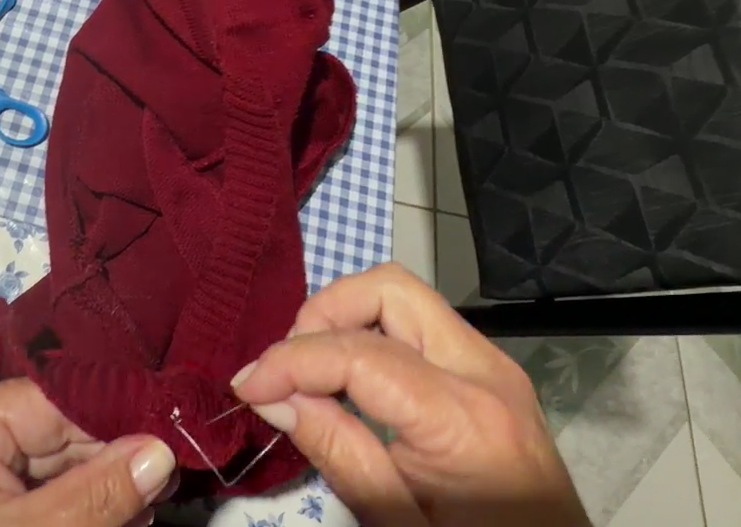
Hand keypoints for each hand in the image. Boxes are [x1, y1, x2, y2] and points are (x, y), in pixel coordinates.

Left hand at [0, 378, 178, 526]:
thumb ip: (95, 495)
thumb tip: (162, 450)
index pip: (59, 399)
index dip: (117, 414)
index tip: (173, 430)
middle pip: (61, 430)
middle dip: (114, 458)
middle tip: (169, 480)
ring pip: (57, 462)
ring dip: (102, 486)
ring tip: (151, 505)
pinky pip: (41, 490)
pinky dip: (78, 506)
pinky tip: (120, 517)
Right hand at [230, 263, 589, 526]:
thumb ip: (337, 451)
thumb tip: (272, 393)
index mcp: (465, 418)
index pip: (360, 353)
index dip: (292, 360)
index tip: (247, 385)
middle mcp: (484, 369)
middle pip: (389, 288)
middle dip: (326, 311)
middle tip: (290, 366)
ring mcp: (493, 365)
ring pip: (404, 293)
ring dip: (348, 315)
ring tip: (314, 367)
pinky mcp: (492, 372)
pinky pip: (420, 322)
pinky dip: (373, 330)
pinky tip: (350, 374)